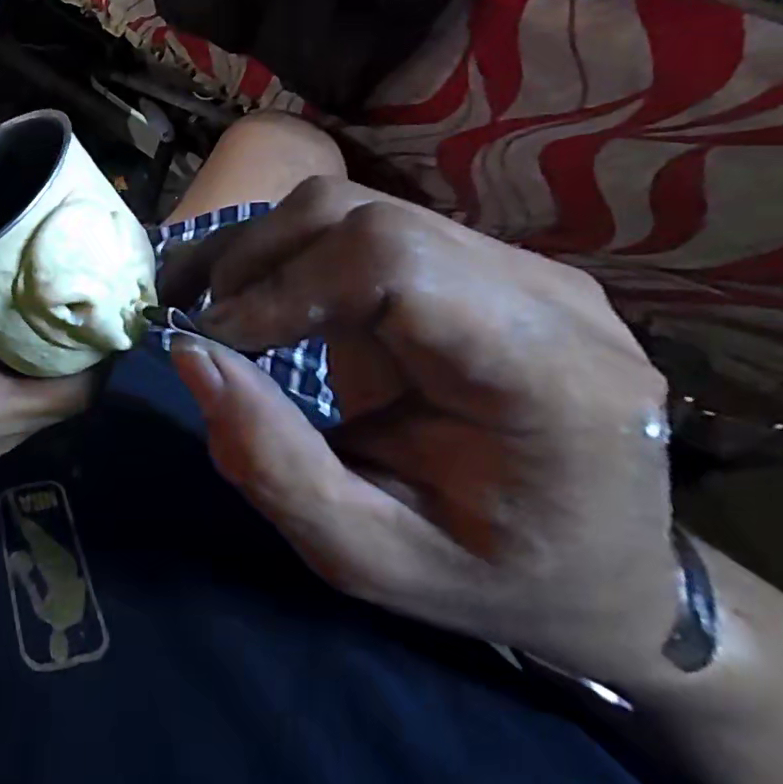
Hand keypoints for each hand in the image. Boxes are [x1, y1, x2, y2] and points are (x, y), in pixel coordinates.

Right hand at [172, 177, 679, 688]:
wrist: (592, 565)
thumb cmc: (484, 576)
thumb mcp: (364, 555)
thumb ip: (273, 463)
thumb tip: (189, 353)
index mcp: (546, 375)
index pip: (394, 263)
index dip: (282, 288)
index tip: (216, 345)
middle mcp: (539, 295)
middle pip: (358, 217)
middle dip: (254, 266)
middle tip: (211, 335)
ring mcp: (506, 265)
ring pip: (342, 207)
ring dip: (256, 256)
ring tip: (222, 319)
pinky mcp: (463, 261)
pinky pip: (347, 224)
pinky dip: (275, 253)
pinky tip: (243, 295)